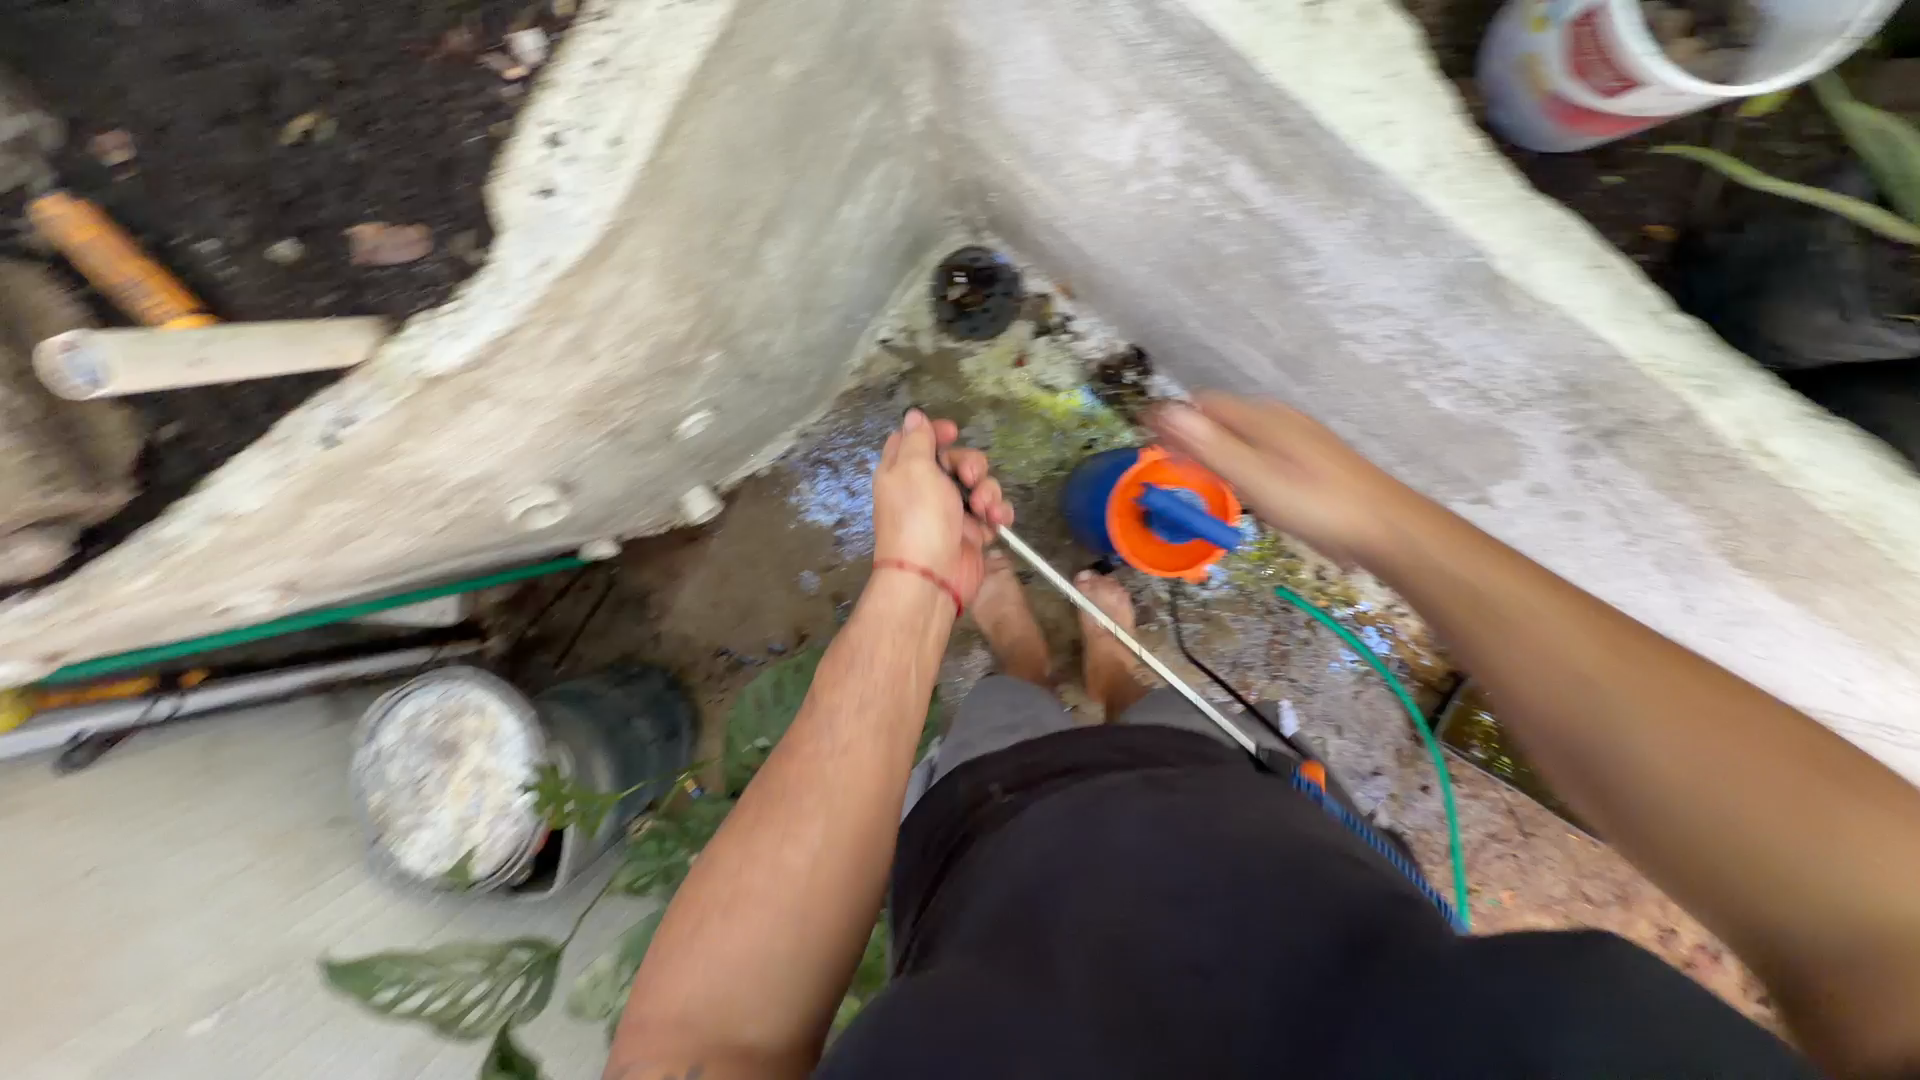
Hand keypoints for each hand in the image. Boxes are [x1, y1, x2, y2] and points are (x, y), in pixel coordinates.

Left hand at [871, 409, 1013, 607]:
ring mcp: (950, 512)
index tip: (953, 432)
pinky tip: (998, 520)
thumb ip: (917, 439)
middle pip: (955, 461)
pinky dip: (998, 513)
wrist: (932, 577)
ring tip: (985, 509)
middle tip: (971, 478)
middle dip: (971, 464)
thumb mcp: (913, 468)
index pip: (917, 441)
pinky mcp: (972, 532)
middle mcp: (925, 490)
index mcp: (902, 472)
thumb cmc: (919, 518)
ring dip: (988, 491)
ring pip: (979, 485)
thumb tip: (913, 415)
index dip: (936, 433)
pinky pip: (992, 512)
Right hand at [1147, 392, 1425, 566]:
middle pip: (1221, 416)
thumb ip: (1209, 445)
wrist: (1384, 525)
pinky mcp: (1309, 457)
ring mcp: (1296, 436)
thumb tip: (1163, 411)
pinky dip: (1238, 458)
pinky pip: (1260, 447)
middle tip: (1167, 463)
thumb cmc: (1314, 504)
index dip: (1171, 421)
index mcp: (1260, 417)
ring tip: (1196, 475)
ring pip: (1241, 432)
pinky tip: (1241, 483)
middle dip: (1190, 434)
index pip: (1202, 404)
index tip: (1148, 443)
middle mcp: (1277, 417)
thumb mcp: (1254, 477)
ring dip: (1214, 447)